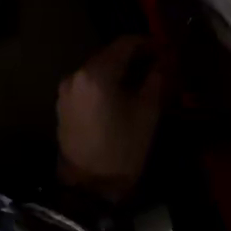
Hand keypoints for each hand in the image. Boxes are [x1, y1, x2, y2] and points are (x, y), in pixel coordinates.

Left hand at [56, 36, 165, 201]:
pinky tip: (123, 97)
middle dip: (135, 58)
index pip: (125, 43)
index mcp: (96, 73)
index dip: (149, 43)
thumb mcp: (147, 112)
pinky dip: (106, 85)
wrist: (88, 187)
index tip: (167, 51)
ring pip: (98, 70)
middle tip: (160, 68)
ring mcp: (66, 90)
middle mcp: (76, 75)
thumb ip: (157, 78)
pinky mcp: (63, 105)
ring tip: (144, 83)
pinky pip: (89, 85)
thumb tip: (166, 57)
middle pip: (109, 54)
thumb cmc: (122, 149)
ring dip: (121, 71)